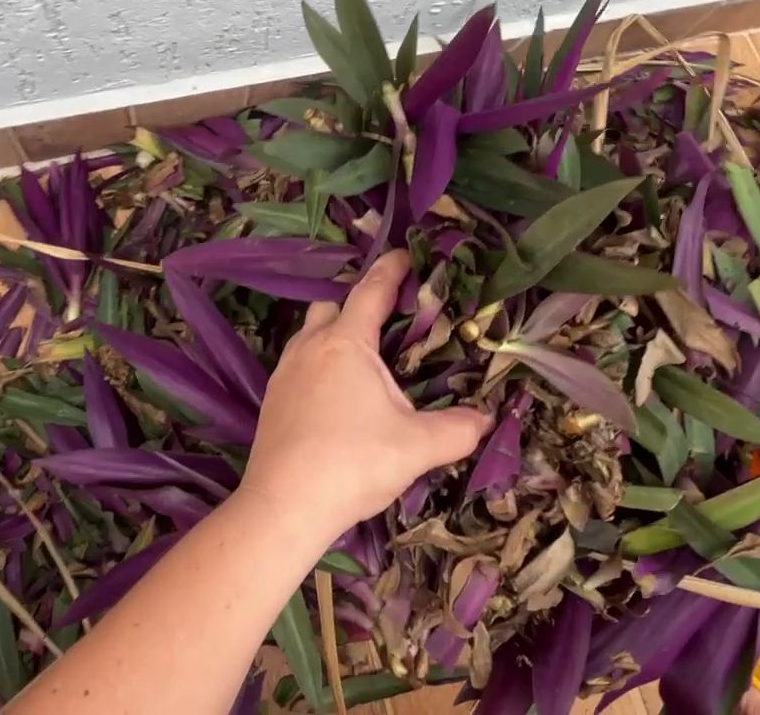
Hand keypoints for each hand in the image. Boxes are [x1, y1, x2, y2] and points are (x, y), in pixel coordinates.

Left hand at [238, 250, 491, 537]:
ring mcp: (284, 372)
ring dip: (334, 336)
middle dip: (357, 304)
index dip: (391, 269)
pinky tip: (335, 396)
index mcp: (345, 344)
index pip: (371, 291)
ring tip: (363, 360)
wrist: (283, 506)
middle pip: (331, 307)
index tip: (405, 254)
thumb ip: (457, 430)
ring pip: (310, 335)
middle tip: (387, 319)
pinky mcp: (272, 399)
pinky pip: (298, 365)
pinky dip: (319, 365)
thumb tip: (486, 420)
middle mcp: (310, 347)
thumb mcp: (416, 447)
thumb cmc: (353, 464)